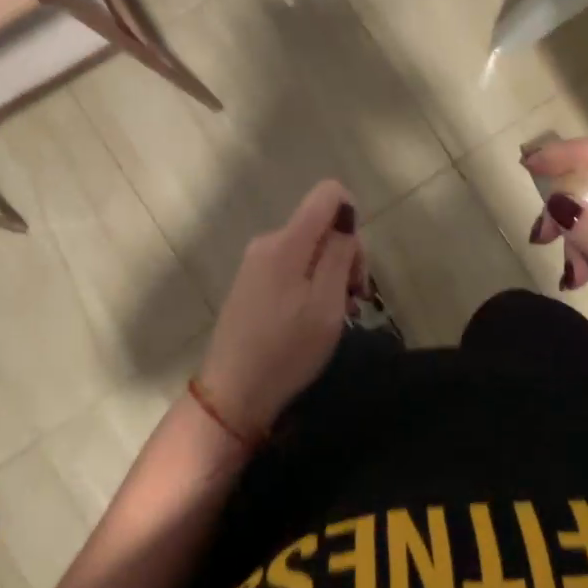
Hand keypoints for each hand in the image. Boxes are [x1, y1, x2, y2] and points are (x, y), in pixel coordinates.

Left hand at [197, 181, 365, 435]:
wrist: (233, 394)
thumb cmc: (287, 350)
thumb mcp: (327, 304)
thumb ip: (340, 254)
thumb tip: (345, 213)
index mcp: (287, 241)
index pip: (328, 194)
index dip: (352, 218)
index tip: (355, 266)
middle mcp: (268, 242)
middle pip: (322, 225)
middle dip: (346, 257)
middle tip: (355, 302)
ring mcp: (256, 264)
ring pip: (310, 250)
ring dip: (331, 277)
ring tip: (338, 318)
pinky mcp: (252, 284)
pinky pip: (293, 268)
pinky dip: (312, 287)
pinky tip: (314, 321)